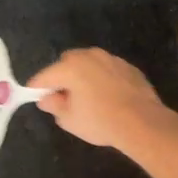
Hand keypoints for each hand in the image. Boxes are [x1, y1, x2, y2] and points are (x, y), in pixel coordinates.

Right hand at [27, 48, 174, 151]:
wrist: (142, 122)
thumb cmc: (100, 121)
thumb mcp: (69, 119)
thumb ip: (54, 105)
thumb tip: (46, 98)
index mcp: (70, 67)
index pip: (44, 76)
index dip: (37, 88)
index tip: (35, 97)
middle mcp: (90, 55)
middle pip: (67, 63)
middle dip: (62, 78)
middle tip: (64, 98)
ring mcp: (111, 59)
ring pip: (89, 64)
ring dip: (84, 76)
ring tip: (88, 98)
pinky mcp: (128, 67)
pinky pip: (107, 70)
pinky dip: (103, 79)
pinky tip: (108, 97)